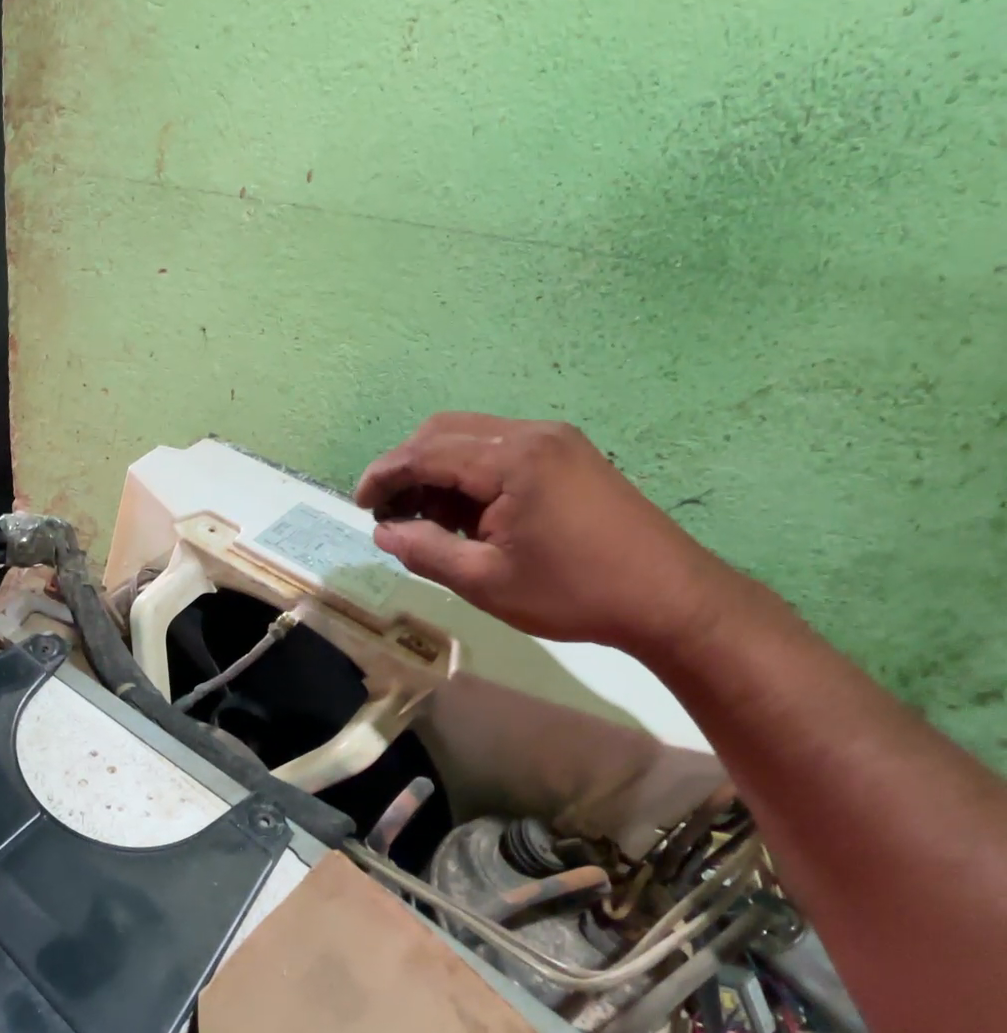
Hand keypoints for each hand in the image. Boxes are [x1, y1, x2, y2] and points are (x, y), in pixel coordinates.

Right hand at [353, 412, 743, 654]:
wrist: (673, 600)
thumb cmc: (575, 593)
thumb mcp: (484, 581)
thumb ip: (424, 551)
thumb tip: (384, 533)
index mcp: (512, 459)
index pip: (424, 452)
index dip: (384, 476)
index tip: (360, 507)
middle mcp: (532, 434)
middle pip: (443, 432)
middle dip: (405, 468)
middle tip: (389, 512)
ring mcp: (555, 440)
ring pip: (469, 437)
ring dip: (435, 470)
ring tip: (424, 519)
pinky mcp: (568, 455)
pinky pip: (498, 449)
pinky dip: (467, 473)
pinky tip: (465, 513)